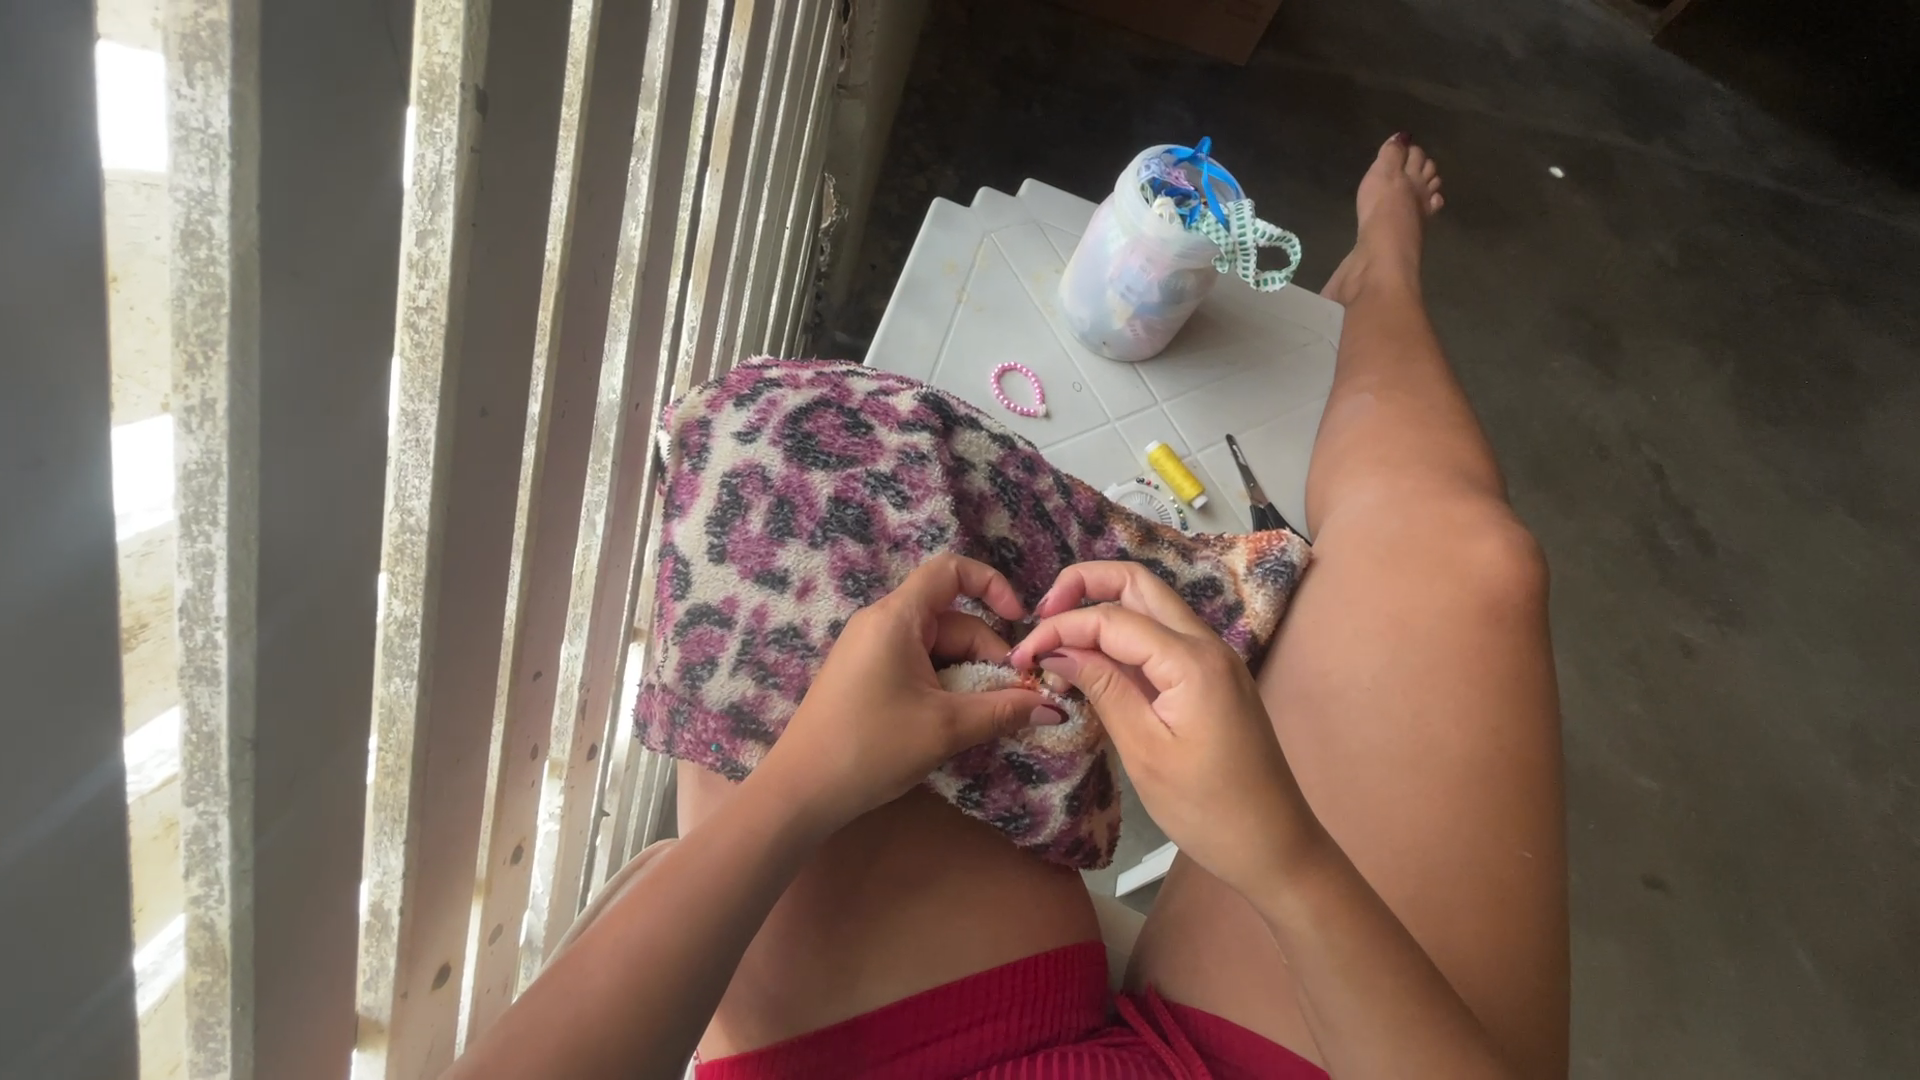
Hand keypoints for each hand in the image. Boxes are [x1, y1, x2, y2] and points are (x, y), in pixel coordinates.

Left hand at [760, 554, 1064, 830]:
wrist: (799, 792)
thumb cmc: (871, 747)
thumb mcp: (946, 728)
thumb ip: (1003, 710)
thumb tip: (1053, 705)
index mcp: (896, 617)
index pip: (950, 571)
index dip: (991, 585)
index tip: (1018, 621)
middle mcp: (881, 623)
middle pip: (951, 619)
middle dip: (987, 653)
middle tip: (1014, 697)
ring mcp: (870, 650)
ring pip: (936, 646)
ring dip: (968, 674)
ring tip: (989, 715)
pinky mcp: (865, 675)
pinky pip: (916, 664)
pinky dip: (944, 684)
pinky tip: (956, 719)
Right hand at [1008, 561, 1325, 893]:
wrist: (1276, 847)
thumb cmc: (1207, 809)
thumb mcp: (1144, 752)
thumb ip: (1103, 688)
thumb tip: (1056, 651)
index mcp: (1191, 661)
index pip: (1112, 619)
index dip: (1061, 628)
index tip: (1023, 654)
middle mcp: (1207, 643)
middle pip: (1138, 584)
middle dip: (1084, 585)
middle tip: (1042, 616)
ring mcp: (1213, 657)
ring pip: (1152, 603)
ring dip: (1103, 606)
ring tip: (1060, 634)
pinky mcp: (1211, 675)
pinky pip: (1162, 634)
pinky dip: (1123, 633)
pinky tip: (1095, 657)